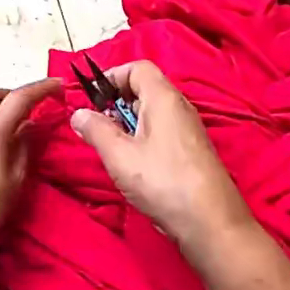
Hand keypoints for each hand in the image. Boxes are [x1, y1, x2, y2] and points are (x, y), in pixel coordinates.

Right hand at [68, 61, 252, 250]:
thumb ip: (95, 130)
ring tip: (112, 149)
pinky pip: (161, 133)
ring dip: (127, 124)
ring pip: (152, 114)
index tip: (92, 99)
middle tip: (98, 127)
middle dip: (116, 102)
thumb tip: (79, 114)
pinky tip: (133, 166)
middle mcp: (180, 108)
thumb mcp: (119, 155)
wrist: (210, 221)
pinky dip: (142, 140)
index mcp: (163, 98)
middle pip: (144, 89)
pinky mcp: (191, 153)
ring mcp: (188, 131)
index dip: (111, 77)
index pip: (138, 68)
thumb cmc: (163, 183)